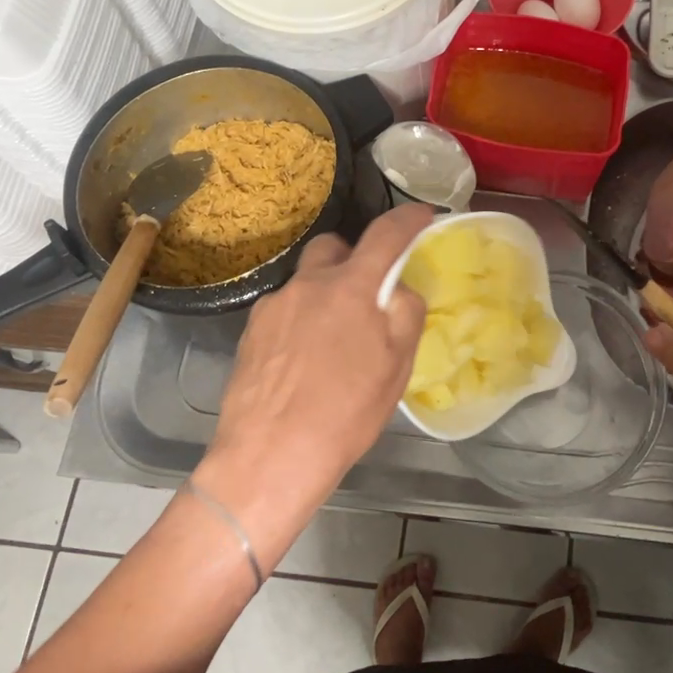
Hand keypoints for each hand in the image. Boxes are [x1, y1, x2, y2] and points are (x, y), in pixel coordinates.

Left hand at [204, 204, 432, 502]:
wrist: (270, 456)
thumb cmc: (345, 412)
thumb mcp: (397, 367)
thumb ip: (405, 314)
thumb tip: (399, 290)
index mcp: (351, 287)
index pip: (386, 234)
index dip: (408, 219)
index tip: (422, 215)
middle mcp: (308, 284)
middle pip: (334, 248)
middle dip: (353, 259)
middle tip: (368, 294)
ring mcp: (273, 306)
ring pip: (306, 283)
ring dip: (325, 295)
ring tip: (333, 341)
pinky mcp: (250, 332)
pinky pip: (284, 311)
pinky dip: (300, 322)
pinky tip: (303, 363)